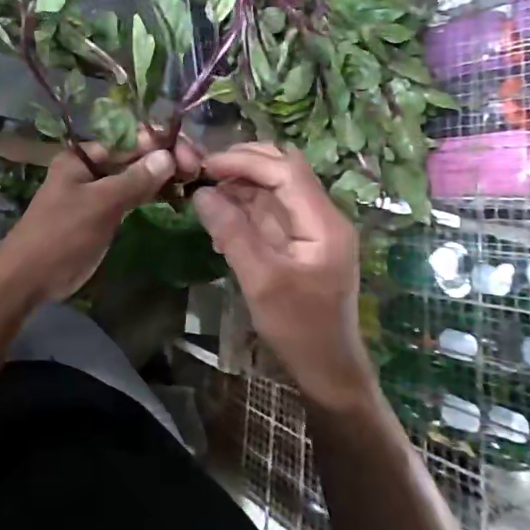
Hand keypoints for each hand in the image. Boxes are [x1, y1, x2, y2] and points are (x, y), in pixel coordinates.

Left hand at [0, 133, 200, 304]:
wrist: (28, 278)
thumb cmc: (61, 235)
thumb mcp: (99, 205)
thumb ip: (134, 180)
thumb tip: (167, 156)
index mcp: (82, 157)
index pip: (128, 139)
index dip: (160, 143)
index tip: (190, 154)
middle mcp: (89, 168)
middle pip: (133, 156)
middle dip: (164, 159)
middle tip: (198, 169)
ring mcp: (96, 192)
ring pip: (134, 177)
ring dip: (161, 177)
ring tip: (194, 179)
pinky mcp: (102, 214)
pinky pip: (130, 197)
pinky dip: (151, 195)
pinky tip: (175, 195)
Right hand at [192, 144, 373, 408]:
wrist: (328, 368)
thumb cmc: (299, 328)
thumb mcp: (260, 280)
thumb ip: (231, 233)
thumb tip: (200, 193)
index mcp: (324, 222)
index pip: (286, 170)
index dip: (244, 161)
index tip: (205, 166)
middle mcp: (322, 217)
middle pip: (284, 170)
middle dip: (244, 163)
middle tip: (203, 171)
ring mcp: (312, 229)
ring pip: (276, 187)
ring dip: (241, 183)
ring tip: (205, 191)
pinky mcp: (300, 242)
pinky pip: (271, 210)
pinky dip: (244, 206)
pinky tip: (219, 218)